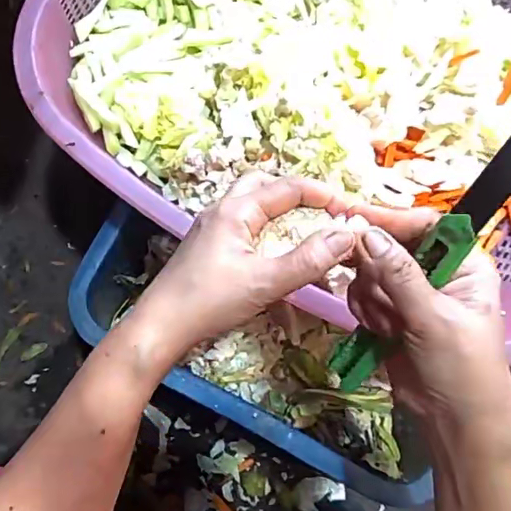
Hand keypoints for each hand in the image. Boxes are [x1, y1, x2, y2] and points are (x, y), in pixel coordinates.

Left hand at [130, 173, 359, 353]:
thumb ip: (309, 259)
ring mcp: (210, 228)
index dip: (323, 194)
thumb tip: (348, 234)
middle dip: (297, 192)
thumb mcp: (265, 282)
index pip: (288, 187)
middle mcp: (221, 210)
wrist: (160, 326)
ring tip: (303, 223)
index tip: (350, 209)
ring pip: (250, 203)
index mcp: (236, 210)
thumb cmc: (210, 301)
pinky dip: (263, 225)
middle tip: (324, 209)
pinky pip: (241, 223)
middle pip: (264, 184)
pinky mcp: (206, 246)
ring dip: (278, 207)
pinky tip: (271, 247)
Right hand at [345, 220, 510, 455]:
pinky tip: (378, 332)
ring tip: (388, 327)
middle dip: (378, 273)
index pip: (425, 225)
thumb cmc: (462, 367)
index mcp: (462, 264)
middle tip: (379, 298)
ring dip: (371, 298)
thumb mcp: (433, 318)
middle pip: (389, 246)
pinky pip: (363, 296)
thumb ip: (399, 274)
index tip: (355, 218)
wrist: (454, 421)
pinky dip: (364, 311)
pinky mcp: (389, 314)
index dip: (392, 220)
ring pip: (370, 272)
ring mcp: (410, 294)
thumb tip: (368, 232)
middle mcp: (436, 272)